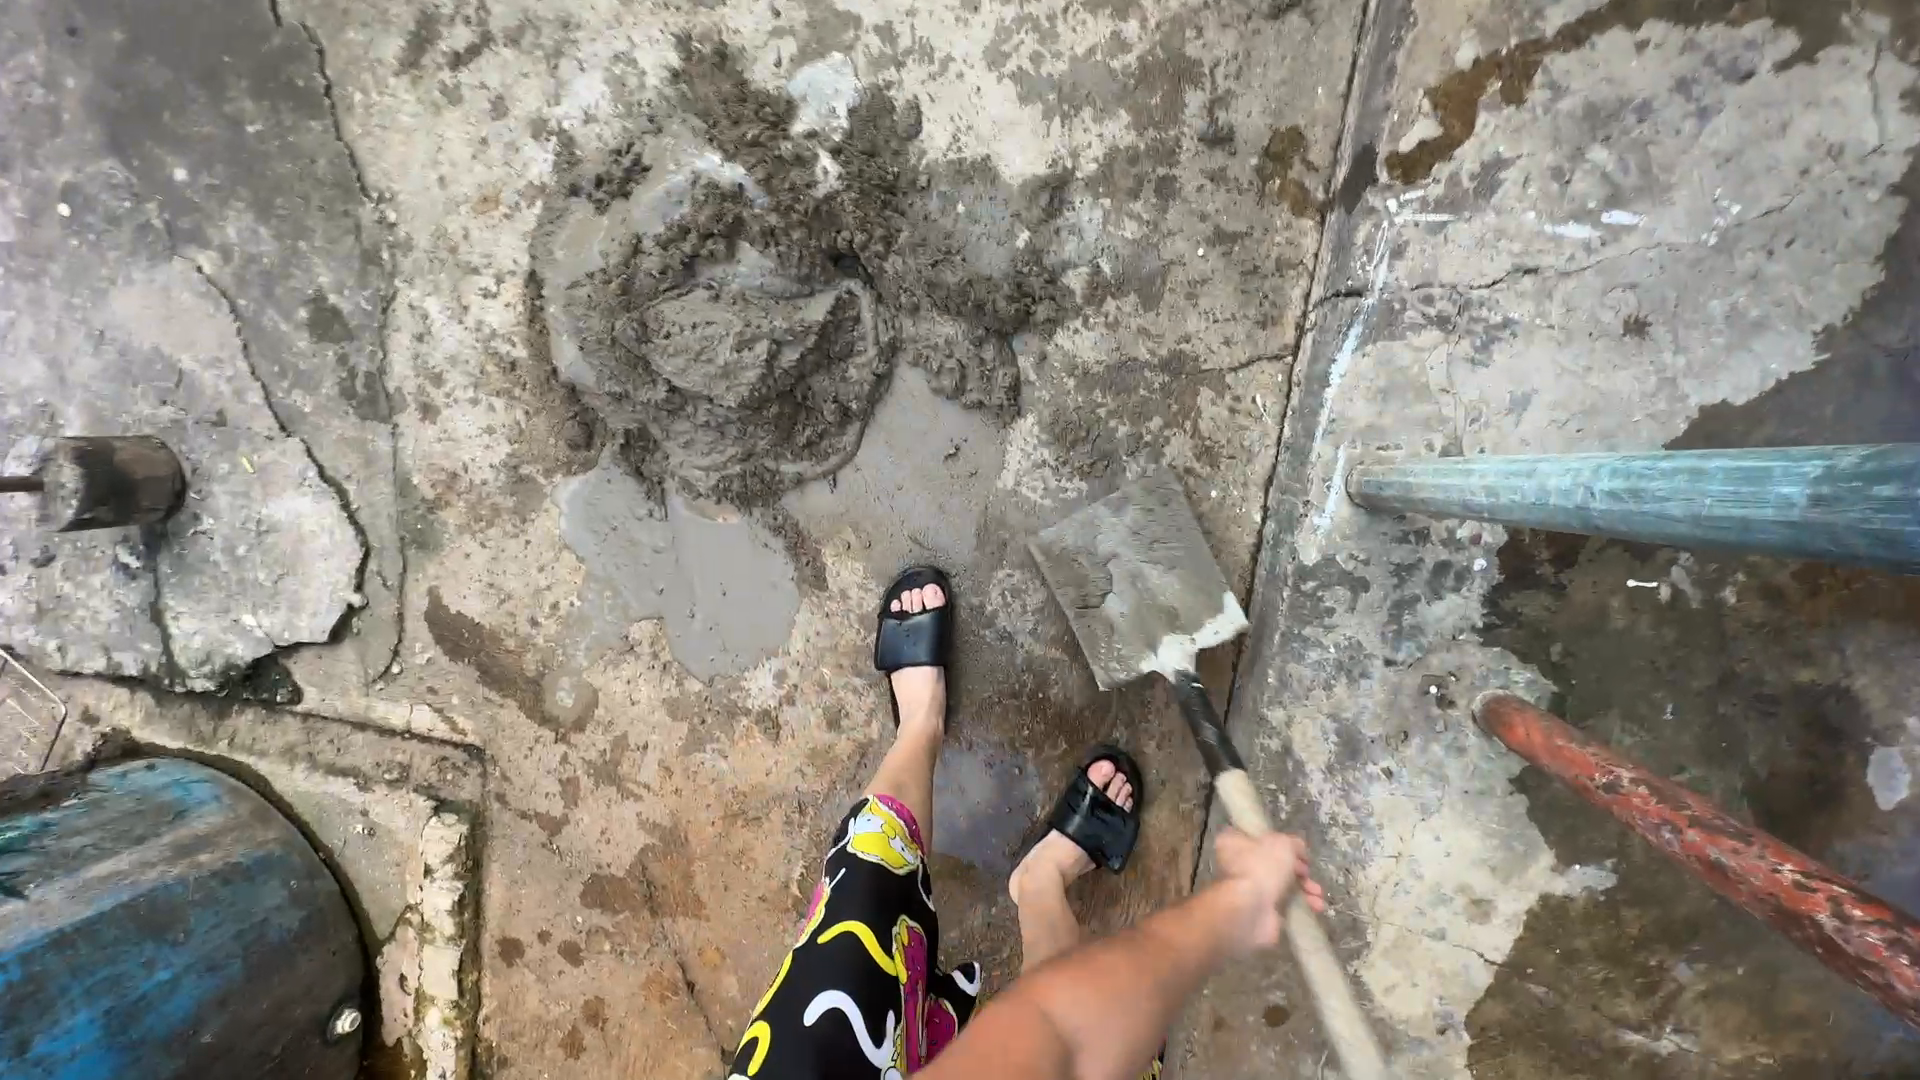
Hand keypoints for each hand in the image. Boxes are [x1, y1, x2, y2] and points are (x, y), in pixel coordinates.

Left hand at [1212, 829, 1324, 952]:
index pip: (1258, 837)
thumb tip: (1298, 847)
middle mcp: (1236, 863)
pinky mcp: (1260, 909)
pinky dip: (1301, 903)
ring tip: (1317, 894)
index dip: (1280, 842)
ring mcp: (1247, 888)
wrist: (1251, 910)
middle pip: (1273, 862)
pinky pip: (1284, 903)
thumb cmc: (1261, 867)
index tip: (1298, 850)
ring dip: (1304, 887)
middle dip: (1298, 869)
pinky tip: (1316, 906)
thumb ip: (1292, 842)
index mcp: (1233, 841)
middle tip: (1308, 873)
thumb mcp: (1282, 844)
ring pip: (1281, 883)